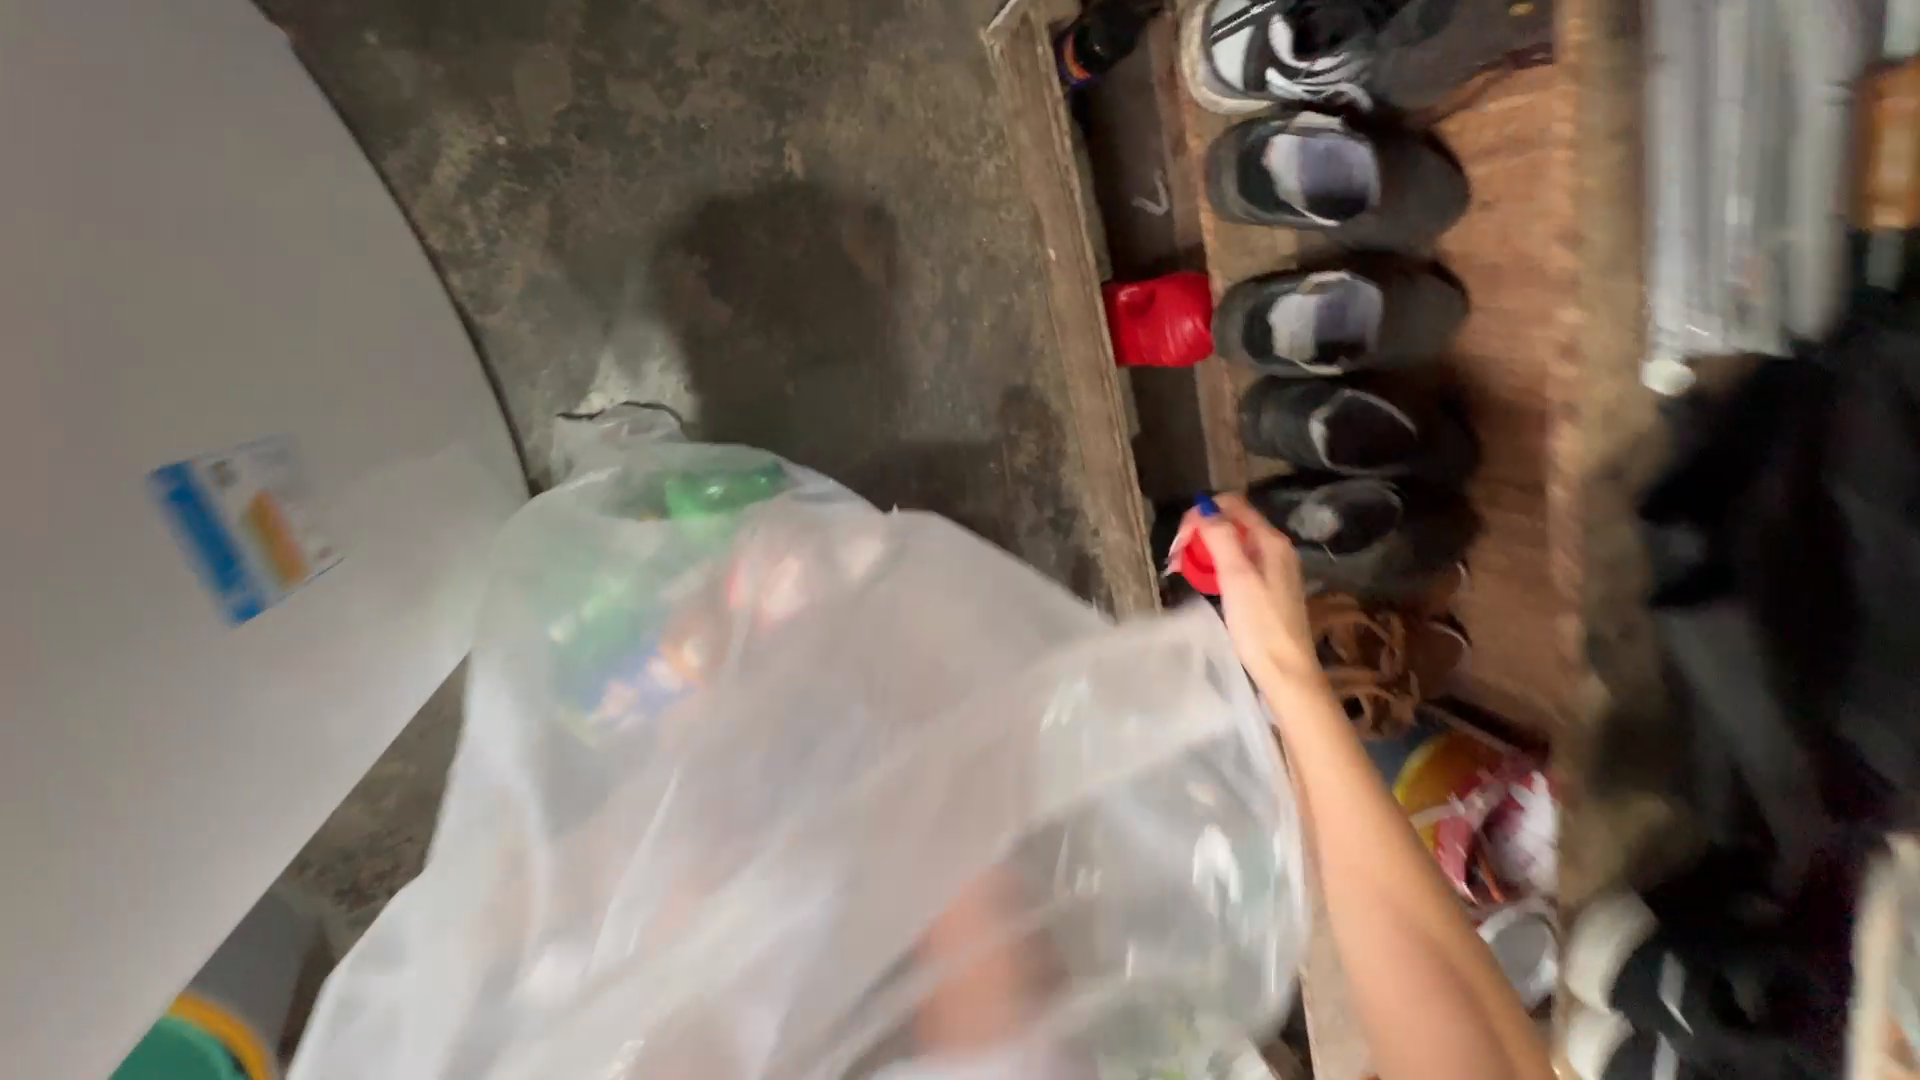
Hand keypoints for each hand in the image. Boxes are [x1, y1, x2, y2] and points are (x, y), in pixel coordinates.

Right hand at [1184, 494, 1320, 687]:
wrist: (1285, 671)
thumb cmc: (1259, 625)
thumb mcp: (1236, 577)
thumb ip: (1220, 537)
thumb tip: (1204, 508)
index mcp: (1270, 541)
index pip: (1232, 505)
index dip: (1202, 514)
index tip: (1181, 540)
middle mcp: (1274, 548)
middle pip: (1231, 523)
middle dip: (1199, 534)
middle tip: (1176, 559)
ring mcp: (1272, 569)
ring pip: (1231, 545)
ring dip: (1204, 551)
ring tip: (1182, 572)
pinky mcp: (1266, 588)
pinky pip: (1236, 565)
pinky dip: (1216, 567)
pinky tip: (1204, 583)